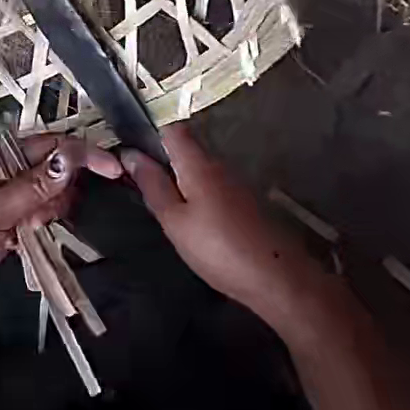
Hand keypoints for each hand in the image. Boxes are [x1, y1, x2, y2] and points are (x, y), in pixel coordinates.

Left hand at [0, 135, 122, 306]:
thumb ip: (36, 185)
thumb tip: (72, 157)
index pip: (51, 145)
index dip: (83, 155)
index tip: (114, 170)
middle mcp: (7, 172)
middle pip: (56, 169)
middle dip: (62, 190)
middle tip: (44, 214)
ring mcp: (9, 199)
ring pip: (50, 195)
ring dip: (50, 211)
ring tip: (29, 228)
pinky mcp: (10, 224)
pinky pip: (39, 217)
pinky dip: (41, 226)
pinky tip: (24, 240)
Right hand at [120, 125, 327, 319]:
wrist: (279, 280)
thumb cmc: (219, 249)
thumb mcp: (174, 221)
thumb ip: (152, 185)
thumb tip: (130, 154)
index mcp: (198, 163)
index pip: (171, 129)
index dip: (148, 135)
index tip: (130, 156)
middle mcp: (219, 165)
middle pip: (185, 149)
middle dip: (161, 162)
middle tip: (139, 188)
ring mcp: (235, 183)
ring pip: (198, 170)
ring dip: (178, 181)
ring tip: (162, 209)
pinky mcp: (245, 202)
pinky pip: (212, 187)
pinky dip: (196, 196)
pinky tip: (191, 223)